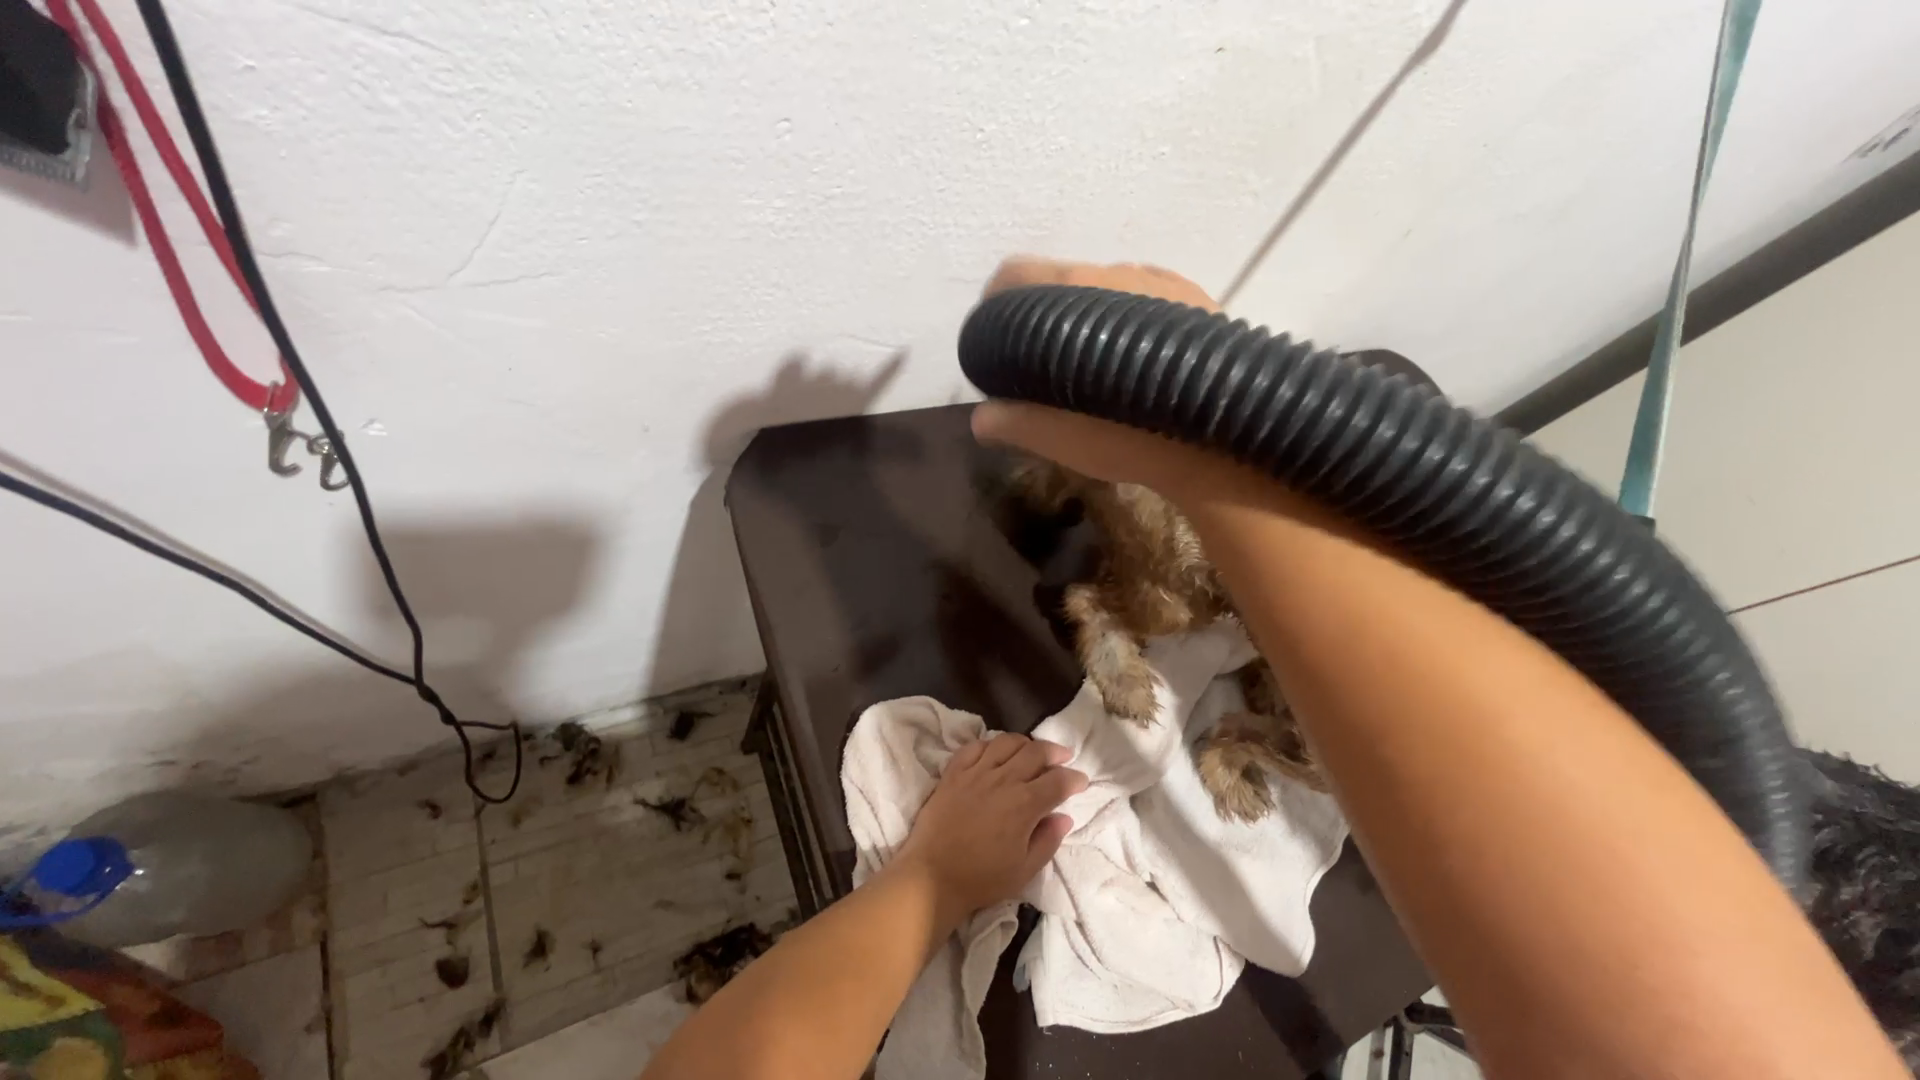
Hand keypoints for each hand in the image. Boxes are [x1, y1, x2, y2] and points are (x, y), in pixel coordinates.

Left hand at [891, 734, 1087, 919]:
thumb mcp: (1025, 870)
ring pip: (1005, 742)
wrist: (932, 876)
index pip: (1058, 781)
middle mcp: (1003, 780)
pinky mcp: (953, 773)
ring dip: (1024, 742)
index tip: (1081, 782)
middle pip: (1035, 752)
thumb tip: (1064, 818)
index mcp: (1024, 804)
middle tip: (1063, 757)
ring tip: (1031, 750)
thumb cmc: (982, 878)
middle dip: (1055, 752)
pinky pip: (974, 747)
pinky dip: (989, 744)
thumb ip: (1048, 840)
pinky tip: (995, 752)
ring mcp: (975, 773)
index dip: (1074, 779)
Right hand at [972, 256, 1247, 496]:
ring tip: (1094, 358)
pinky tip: (1137, 354)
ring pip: (1105, 285)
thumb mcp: (1057, 438)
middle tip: (1042, 357)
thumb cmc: (1125, 435)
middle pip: (1060, 277)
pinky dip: (1128, 314)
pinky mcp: (1195, 296)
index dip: (996, 305)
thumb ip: (1011, 421)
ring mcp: (1159, 280)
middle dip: (1042, 311)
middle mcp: (1112, 271)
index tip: (996, 340)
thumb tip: (980, 419)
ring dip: (1087, 312)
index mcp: (1069, 291)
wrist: (1220, 442)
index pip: (1014, 274)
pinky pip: (1146, 294)